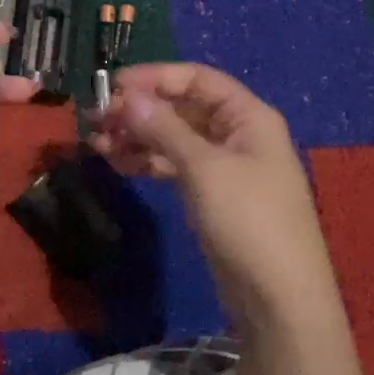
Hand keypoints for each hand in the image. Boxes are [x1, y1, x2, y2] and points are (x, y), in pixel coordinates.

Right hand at [89, 63, 337, 319]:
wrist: (278, 297)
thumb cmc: (248, 221)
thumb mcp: (203, 168)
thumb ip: (162, 127)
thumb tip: (125, 95)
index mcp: (248, 117)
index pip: (197, 78)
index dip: (154, 77)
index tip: (110, 86)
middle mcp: (237, 134)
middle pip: (181, 107)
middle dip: (138, 109)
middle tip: (95, 120)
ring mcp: (223, 166)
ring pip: (172, 137)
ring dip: (135, 136)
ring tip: (96, 144)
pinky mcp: (210, 194)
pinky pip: (172, 164)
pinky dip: (145, 161)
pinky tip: (116, 164)